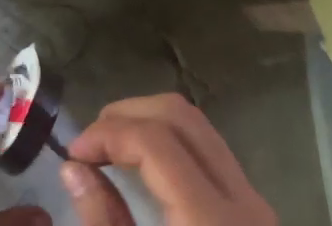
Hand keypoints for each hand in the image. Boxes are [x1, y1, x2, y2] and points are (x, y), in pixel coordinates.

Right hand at [60, 94, 275, 225]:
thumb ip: (103, 220)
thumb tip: (75, 168)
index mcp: (210, 221)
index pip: (155, 142)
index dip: (107, 134)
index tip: (74, 154)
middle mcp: (243, 202)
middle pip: (181, 117)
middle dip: (128, 115)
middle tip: (92, 144)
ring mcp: (257, 206)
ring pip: (200, 129)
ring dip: (149, 125)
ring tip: (113, 152)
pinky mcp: (257, 214)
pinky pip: (211, 154)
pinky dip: (171, 145)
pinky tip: (146, 172)